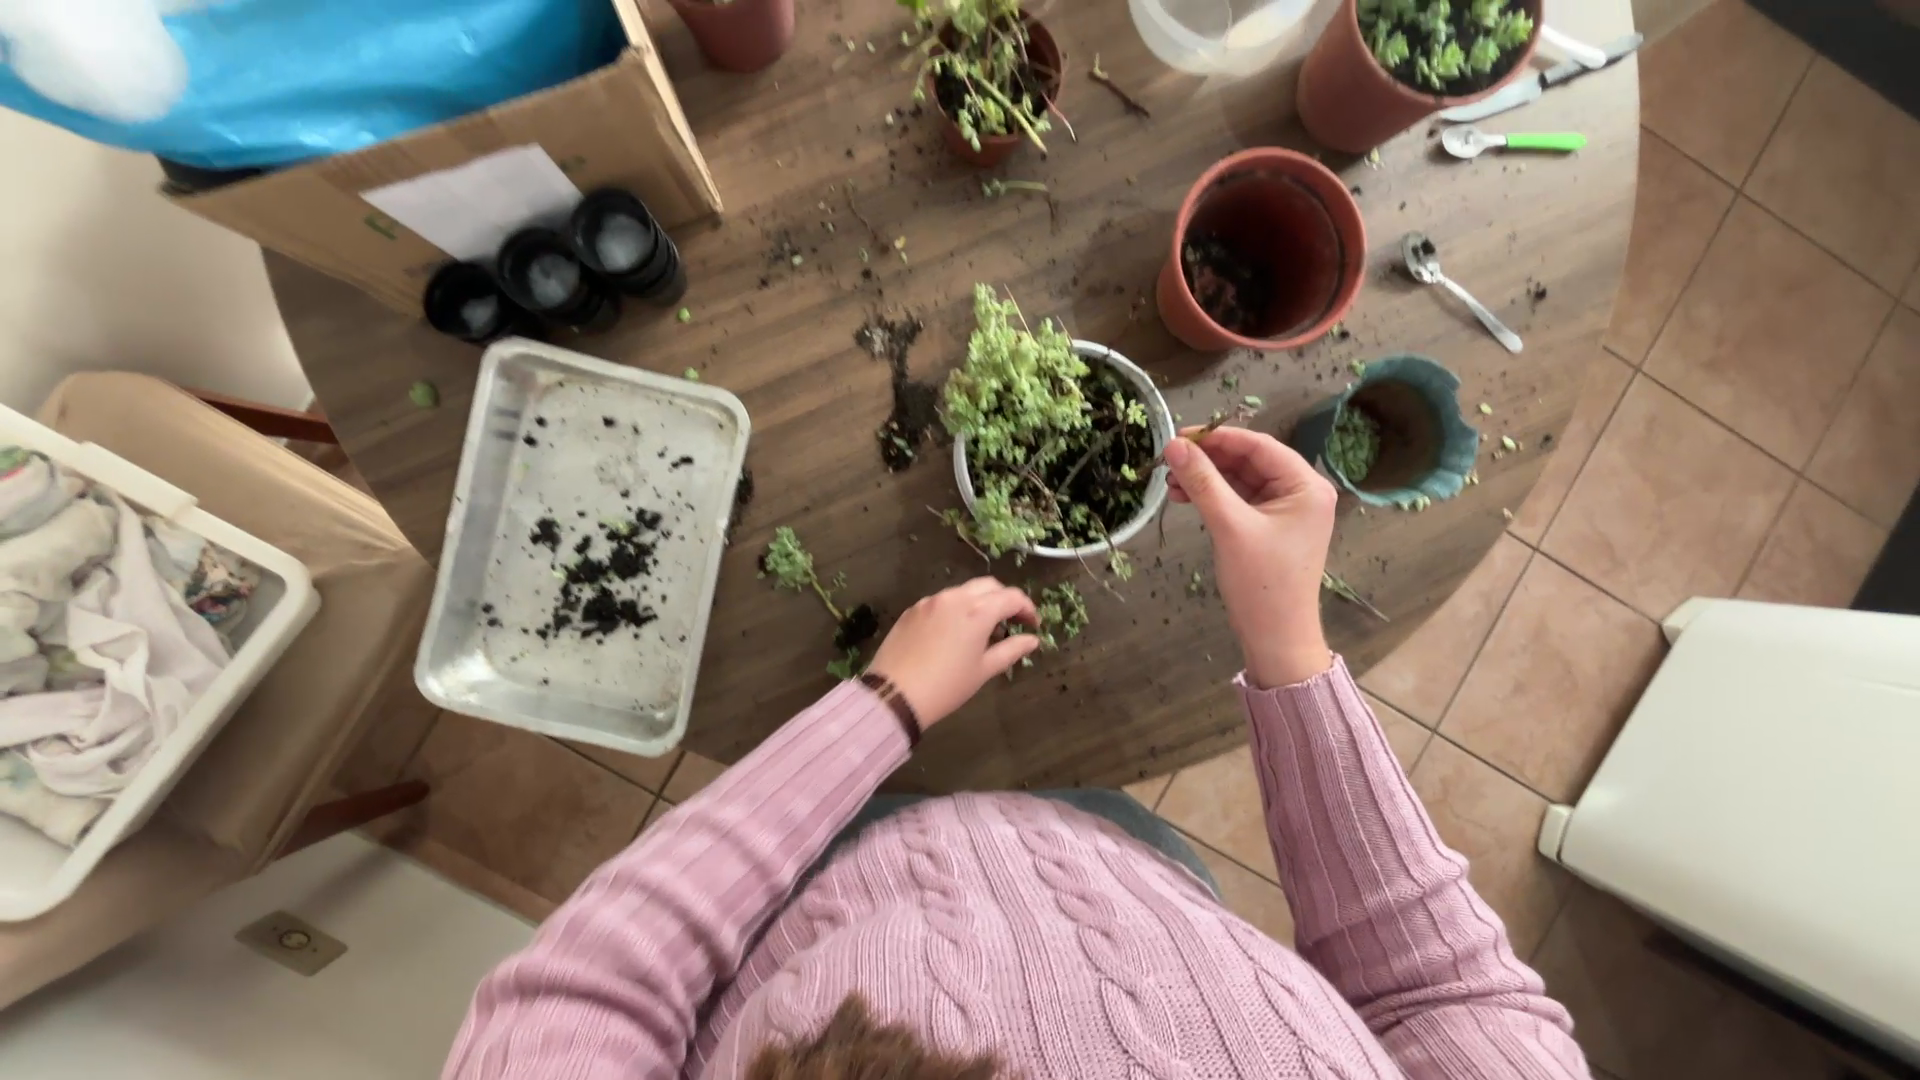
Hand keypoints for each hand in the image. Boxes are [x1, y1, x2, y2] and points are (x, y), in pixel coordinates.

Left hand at [866, 577, 1040, 728]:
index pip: (1011, 597)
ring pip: (963, 591)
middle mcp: (954, 598)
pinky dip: (956, 609)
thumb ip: (1011, 650)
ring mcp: (930, 601)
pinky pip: (942, 601)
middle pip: (989, 586)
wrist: (895, 694)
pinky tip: (954, 632)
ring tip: (982, 629)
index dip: (1027, 609)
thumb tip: (1032, 640)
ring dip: (979, 603)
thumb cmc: (947, 686)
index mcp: (977, 611)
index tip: (1032, 625)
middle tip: (1011, 622)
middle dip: (1004, 599)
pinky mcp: (912, 609)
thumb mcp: (984, 670)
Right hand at [1164, 428, 1336, 688]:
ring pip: (1240, 480)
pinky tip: (1184, 497)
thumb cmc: (1261, 582)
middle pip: (1248, 461)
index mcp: (1306, 486)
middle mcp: (1301, 492)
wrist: (1276, 636)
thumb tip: (1173, 446)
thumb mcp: (1229, 526)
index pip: (1259, 446)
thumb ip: (1202, 482)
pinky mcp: (1269, 527)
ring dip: (1206, 479)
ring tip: (1170, 482)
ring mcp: (1285, 511)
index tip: (1178, 436)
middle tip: (1169, 459)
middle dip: (1208, 459)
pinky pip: (1238, 500)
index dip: (1217, 437)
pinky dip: (1212, 497)